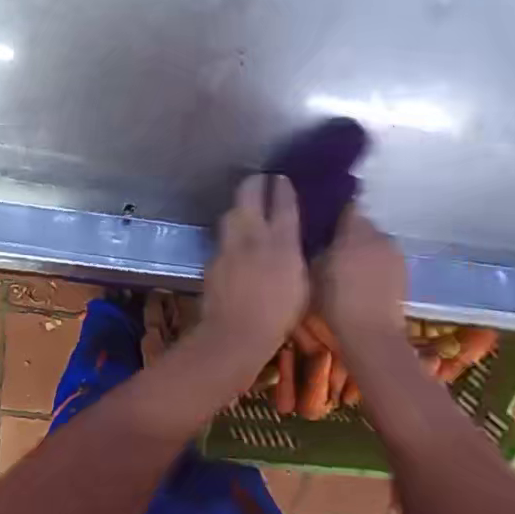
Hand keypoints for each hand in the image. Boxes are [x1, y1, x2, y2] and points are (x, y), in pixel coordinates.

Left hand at [198, 173, 307, 363]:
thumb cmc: (279, 317)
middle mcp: (253, 236)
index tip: (282, 179)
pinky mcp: (212, 260)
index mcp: (282, 242)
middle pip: (249, 194)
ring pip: (231, 213)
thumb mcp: (302, 285)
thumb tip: (293, 244)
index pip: (283, 203)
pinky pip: (222, 240)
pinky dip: (230, 237)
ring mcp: (228, 246)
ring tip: (247, 210)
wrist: (235, 334)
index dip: (283, 188)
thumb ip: (296, 257)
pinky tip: (234, 245)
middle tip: (261, 182)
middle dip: (255, 184)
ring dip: (239, 207)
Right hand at [316, 205, 407, 344]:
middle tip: (329, 248)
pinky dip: (373, 264)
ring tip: (345, 267)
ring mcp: (395, 253)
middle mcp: (379, 235)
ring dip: (361, 249)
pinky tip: (361, 281)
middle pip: (362, 224)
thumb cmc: (335, 301)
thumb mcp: (312, 271)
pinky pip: (384, 258)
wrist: (371, 333)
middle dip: (347, 233)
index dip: (333, 212)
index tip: (320, 222)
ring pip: (374, 242)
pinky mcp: (404, 272)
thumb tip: (314, 235)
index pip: (346, 206)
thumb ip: (315, 247)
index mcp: (355, 230)